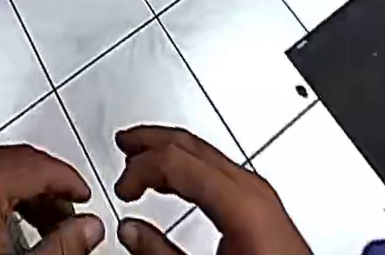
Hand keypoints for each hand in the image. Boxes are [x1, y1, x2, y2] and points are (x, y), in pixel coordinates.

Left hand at [0, 145, 104, 254]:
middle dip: (53, 189)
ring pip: (10, 170)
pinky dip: (13, 197)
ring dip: (34, 194)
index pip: (41, 166)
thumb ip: (61, 245)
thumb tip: (90, 227)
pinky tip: (26, 224)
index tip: (85, 197)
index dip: (69, 182)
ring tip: (54, 225)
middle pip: (26, 164)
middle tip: (74, 214)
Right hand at [112, 126, 310, 254]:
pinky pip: (216, 168)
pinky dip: (187, 164)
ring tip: (141, 155)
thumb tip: (131, 230)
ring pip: (204, 152)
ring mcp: (260, 192)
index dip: (142, 167)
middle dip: (153, 140)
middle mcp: (252, 187)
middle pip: (192, 144)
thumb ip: (164, 254)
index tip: (122, 186)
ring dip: (169, 149)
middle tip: (124, 144)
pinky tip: (174, 176)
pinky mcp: (262, 203)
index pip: (179, 160)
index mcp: (241, 200)